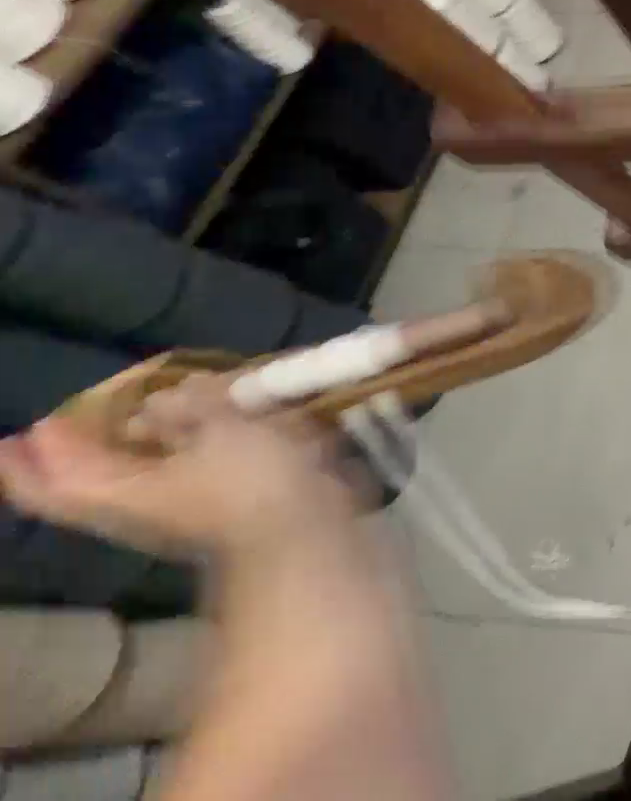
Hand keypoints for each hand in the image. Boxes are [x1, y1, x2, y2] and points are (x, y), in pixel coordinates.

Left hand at [0, 376, 353, 559]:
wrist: (304, 531)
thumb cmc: (251, 484)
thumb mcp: (221, 432)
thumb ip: (192, 407)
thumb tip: (171, 395)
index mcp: (119, 494)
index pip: (53, 481)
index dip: (31, 458)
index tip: (22, 431)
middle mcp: (140, 507)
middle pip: (95, 478)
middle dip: (88, 447)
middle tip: (87, 415)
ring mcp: (183, 509)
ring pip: (144, 476)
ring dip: (142, 446)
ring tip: (153, 413)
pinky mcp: (223, 506)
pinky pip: (190, 473)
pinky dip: (190, 450)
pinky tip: (212, 429)